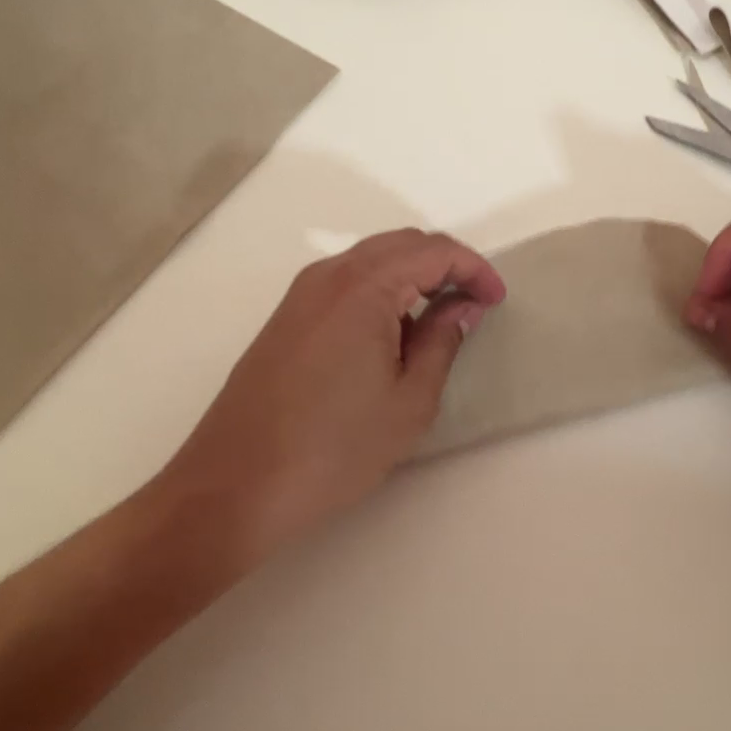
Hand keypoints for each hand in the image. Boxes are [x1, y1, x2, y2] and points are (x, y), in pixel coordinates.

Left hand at [160, 229, 505, 562]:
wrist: (234, 486)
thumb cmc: (333, 449)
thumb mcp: (408, 402)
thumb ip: (441, 343)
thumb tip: (460, 308)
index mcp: (364, 287)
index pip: (434, 251)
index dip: (474, 270)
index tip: (496, 301)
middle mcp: (329, 275)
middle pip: (401, 244)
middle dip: (445, 265)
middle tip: (473, 306)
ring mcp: (301, 295)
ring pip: (371, 260)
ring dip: (411, 276)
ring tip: (437, 321)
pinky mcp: (286, 318)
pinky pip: (346, 282)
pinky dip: (380, 290)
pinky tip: (391, 335)